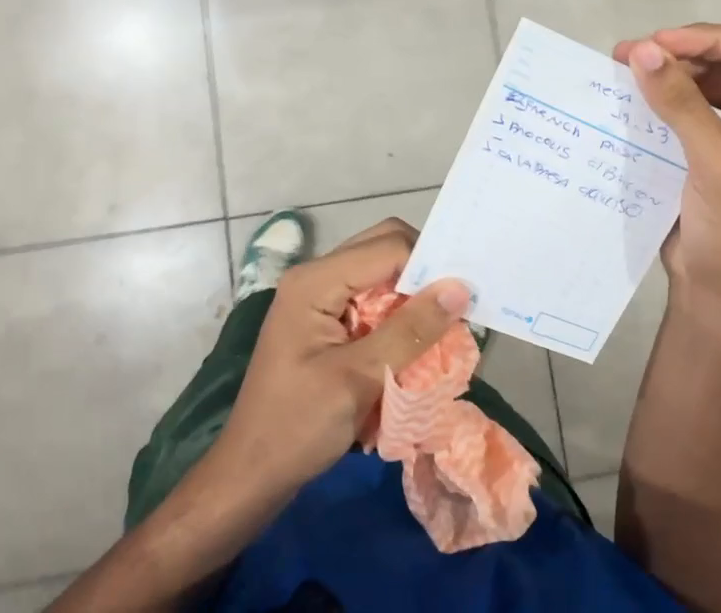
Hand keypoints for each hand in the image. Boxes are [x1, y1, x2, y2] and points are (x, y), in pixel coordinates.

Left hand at [214, 220, 471, 494]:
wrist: (252, 474)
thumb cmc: (298, 426)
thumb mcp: (358, 378)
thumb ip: (409, 330)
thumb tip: (460, 288)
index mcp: (315, 281)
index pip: (388, 246)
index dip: (430, 264)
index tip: (468, 294)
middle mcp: (316, 278)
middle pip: (384, 249)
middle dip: (425, 272)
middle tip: (461, 305)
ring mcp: (319, 299)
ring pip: (381, 273)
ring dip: (414, 294)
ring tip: (448, 323)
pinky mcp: (327, 322)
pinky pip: (372, 299)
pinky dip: (399, 313)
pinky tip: (420, 340)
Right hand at [613, 24, 720, 314]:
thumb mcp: (714, 162)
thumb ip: (681, 103)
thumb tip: (643, 49)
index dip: (700, 39)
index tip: (651, 43)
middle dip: (677, 56)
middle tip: (626, 57)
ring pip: (701, 86)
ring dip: (665, 78)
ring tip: (622, 73)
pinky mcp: (709, 154)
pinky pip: (684, 113)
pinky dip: (658, 104)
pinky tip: (629, 103)